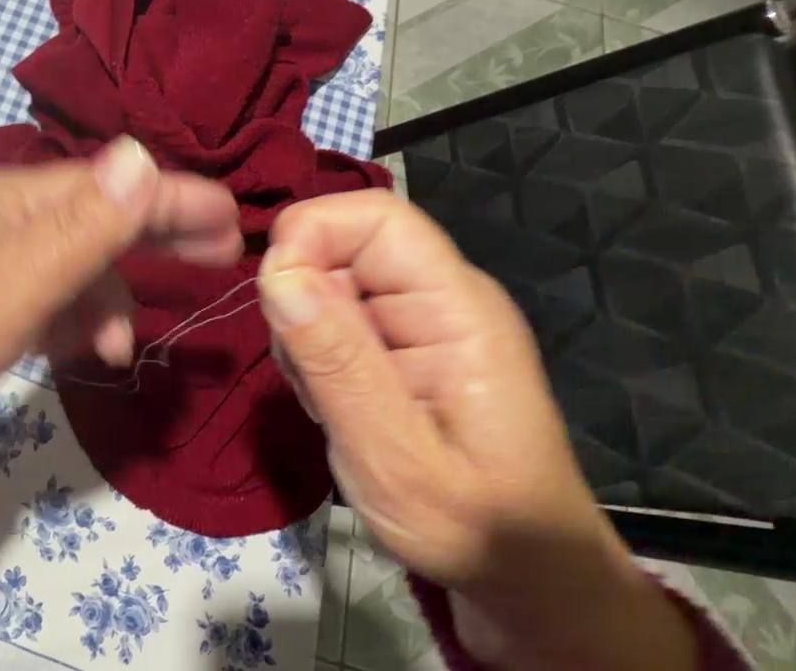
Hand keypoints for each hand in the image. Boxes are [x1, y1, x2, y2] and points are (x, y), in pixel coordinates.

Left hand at [0, 137, 240, 439]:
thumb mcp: (18, 282)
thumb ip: (85, 227)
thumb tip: (145, 155)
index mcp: (23, 199)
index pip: (118, 185)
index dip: (178, 198)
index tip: (237, 219)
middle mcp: (16, 217)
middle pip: (105, 216)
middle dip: (160, 236)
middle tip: (220, 256)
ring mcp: (3, 256)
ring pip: (84, 265)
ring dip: (111, 301)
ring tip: (120, 348)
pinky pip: (57, 297)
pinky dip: (78, 320)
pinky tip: (84, 350)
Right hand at [257, 190, 698, 670]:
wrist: (523, 577)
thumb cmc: (476, 527)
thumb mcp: (394, 458)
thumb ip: (337, 363)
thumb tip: (277, 273)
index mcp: (456, 308)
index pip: (377, 218)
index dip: (313, 233)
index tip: (272, 295)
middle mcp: (439, 298)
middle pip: (342, 245)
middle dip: (299, 298)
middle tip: (306, 375)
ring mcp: (417, 321)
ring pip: (327, 282)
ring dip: (303, 333)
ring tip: (327, 402)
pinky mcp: (397, 346)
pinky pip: (332, 318)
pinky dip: (311, 353)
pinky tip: (333, 405)